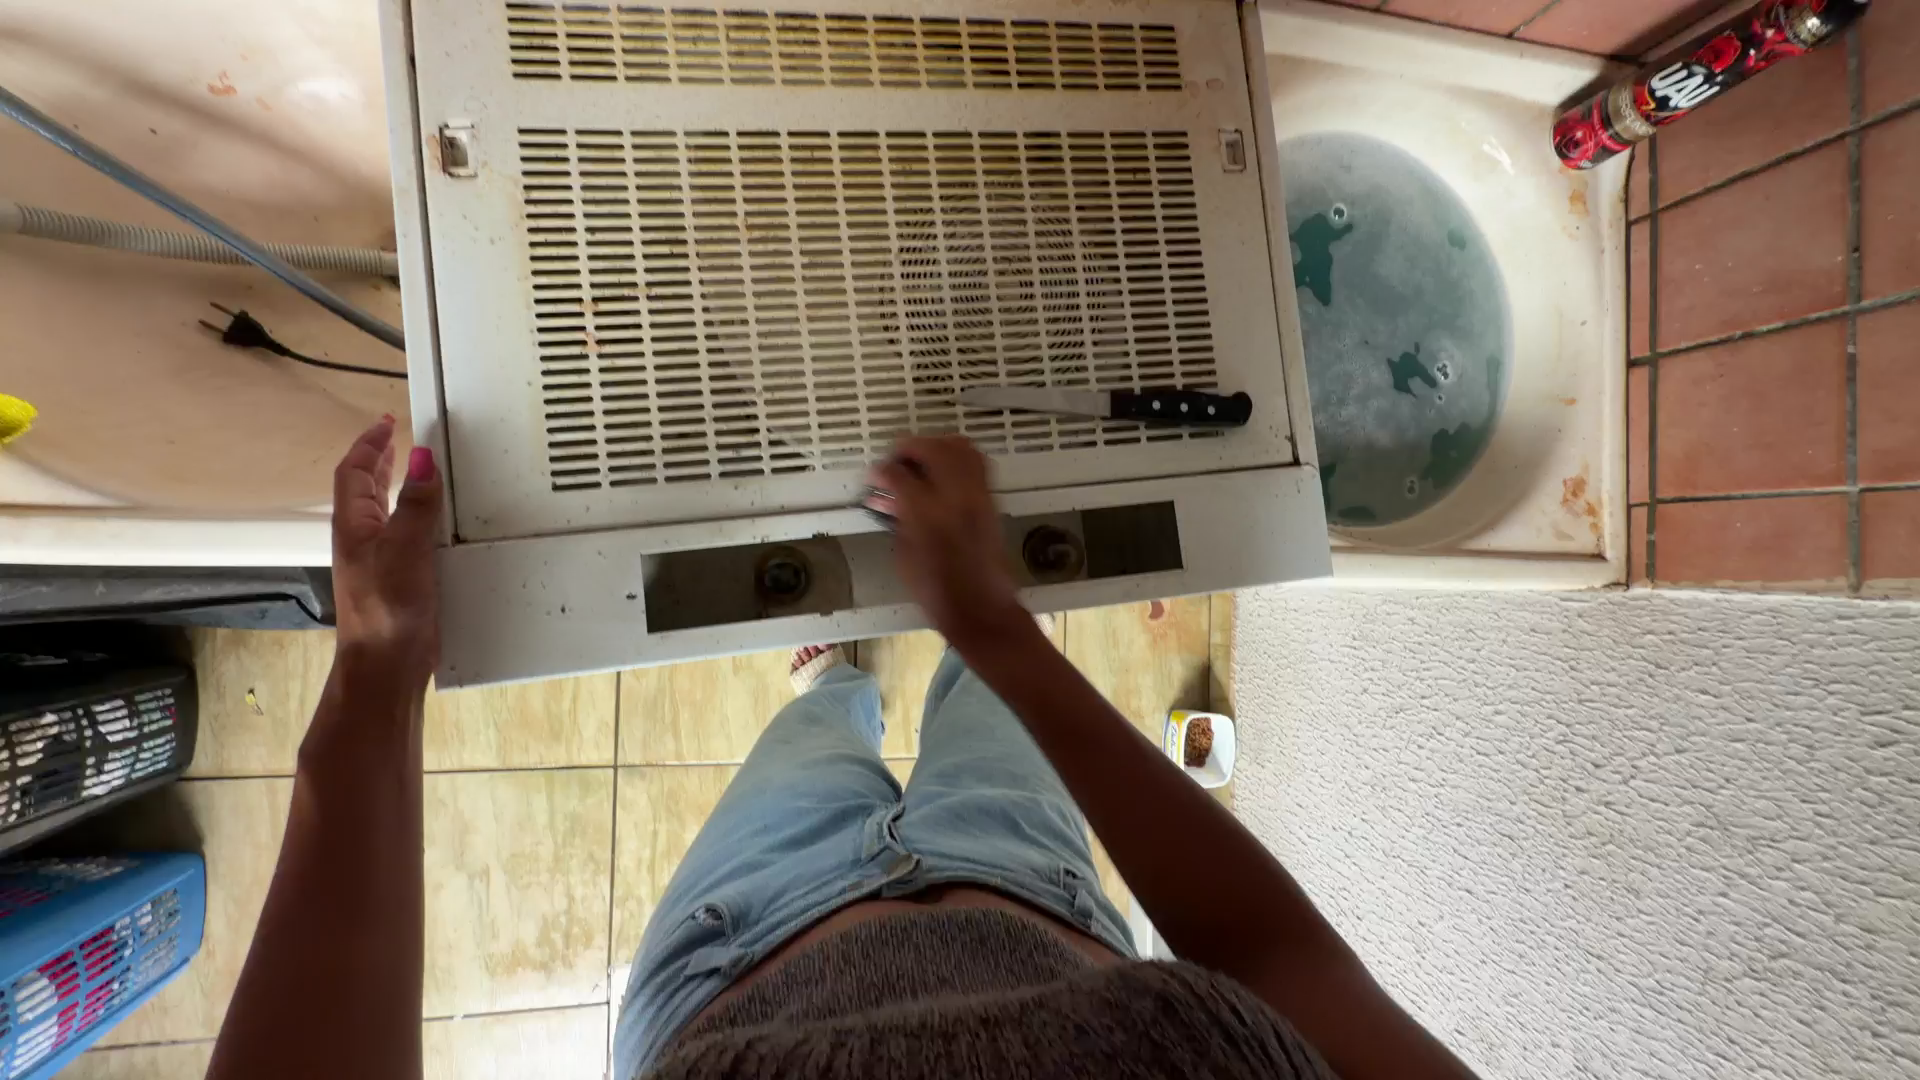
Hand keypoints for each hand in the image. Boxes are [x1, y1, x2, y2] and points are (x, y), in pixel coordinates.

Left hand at [331, 417, 443, 685]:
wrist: (387, 660)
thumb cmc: (389, 604)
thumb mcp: (404, 549)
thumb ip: (415, 504)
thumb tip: (422, 456)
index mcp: (355, 525)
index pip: (353, 473)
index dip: (368, 445)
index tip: (386, 422)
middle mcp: (363, 537)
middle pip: (363, 488)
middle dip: (377, 460)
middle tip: (397, 438)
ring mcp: (380, 558)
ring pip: (383, 510)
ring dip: (395, 485)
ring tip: (415, 469)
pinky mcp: (401, 576)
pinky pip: (404, 532)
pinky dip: (415, 514)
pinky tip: (435, 521)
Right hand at [865, 436, 1027, 649]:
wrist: (982, 609)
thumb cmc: (938, 592)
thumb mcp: (904, 555)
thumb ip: (897, 518)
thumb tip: (889, 499)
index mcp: (926, 514)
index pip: (897, 473)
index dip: (881, 471)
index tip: (875, 475)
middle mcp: (955, 497)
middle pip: (931, 448)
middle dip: (908, 448)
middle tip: (896, 461)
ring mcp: (978, 496)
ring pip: (959, 447)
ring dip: (936, 446)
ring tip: (921, 459)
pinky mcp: (991, 501)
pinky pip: (976, 463)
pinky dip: (958, 457)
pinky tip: (944, 470)